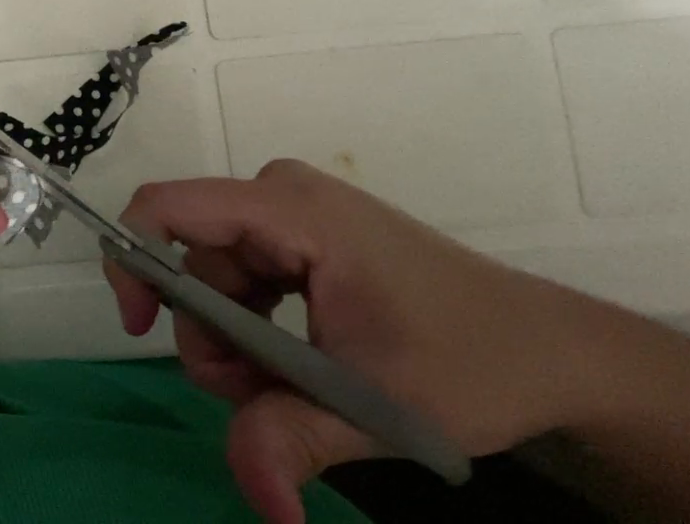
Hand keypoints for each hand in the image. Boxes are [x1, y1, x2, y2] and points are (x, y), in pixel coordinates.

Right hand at [104, 160, 612, 523]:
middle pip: (191, 258)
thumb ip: (294, 440)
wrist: (557, 353)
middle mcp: (279, 195)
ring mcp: (290, 214)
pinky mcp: (299, 235)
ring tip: (283, 394)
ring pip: (211, 274)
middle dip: (207, 334)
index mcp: (293, 211)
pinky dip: (250, 328)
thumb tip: (259, 504)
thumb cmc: (476, 363)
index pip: (168, 207)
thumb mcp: (380, 408)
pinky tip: (290, 367)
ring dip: (231, 342)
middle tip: (254, 397)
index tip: (139, 327)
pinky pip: (238, 276)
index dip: (132, 260)